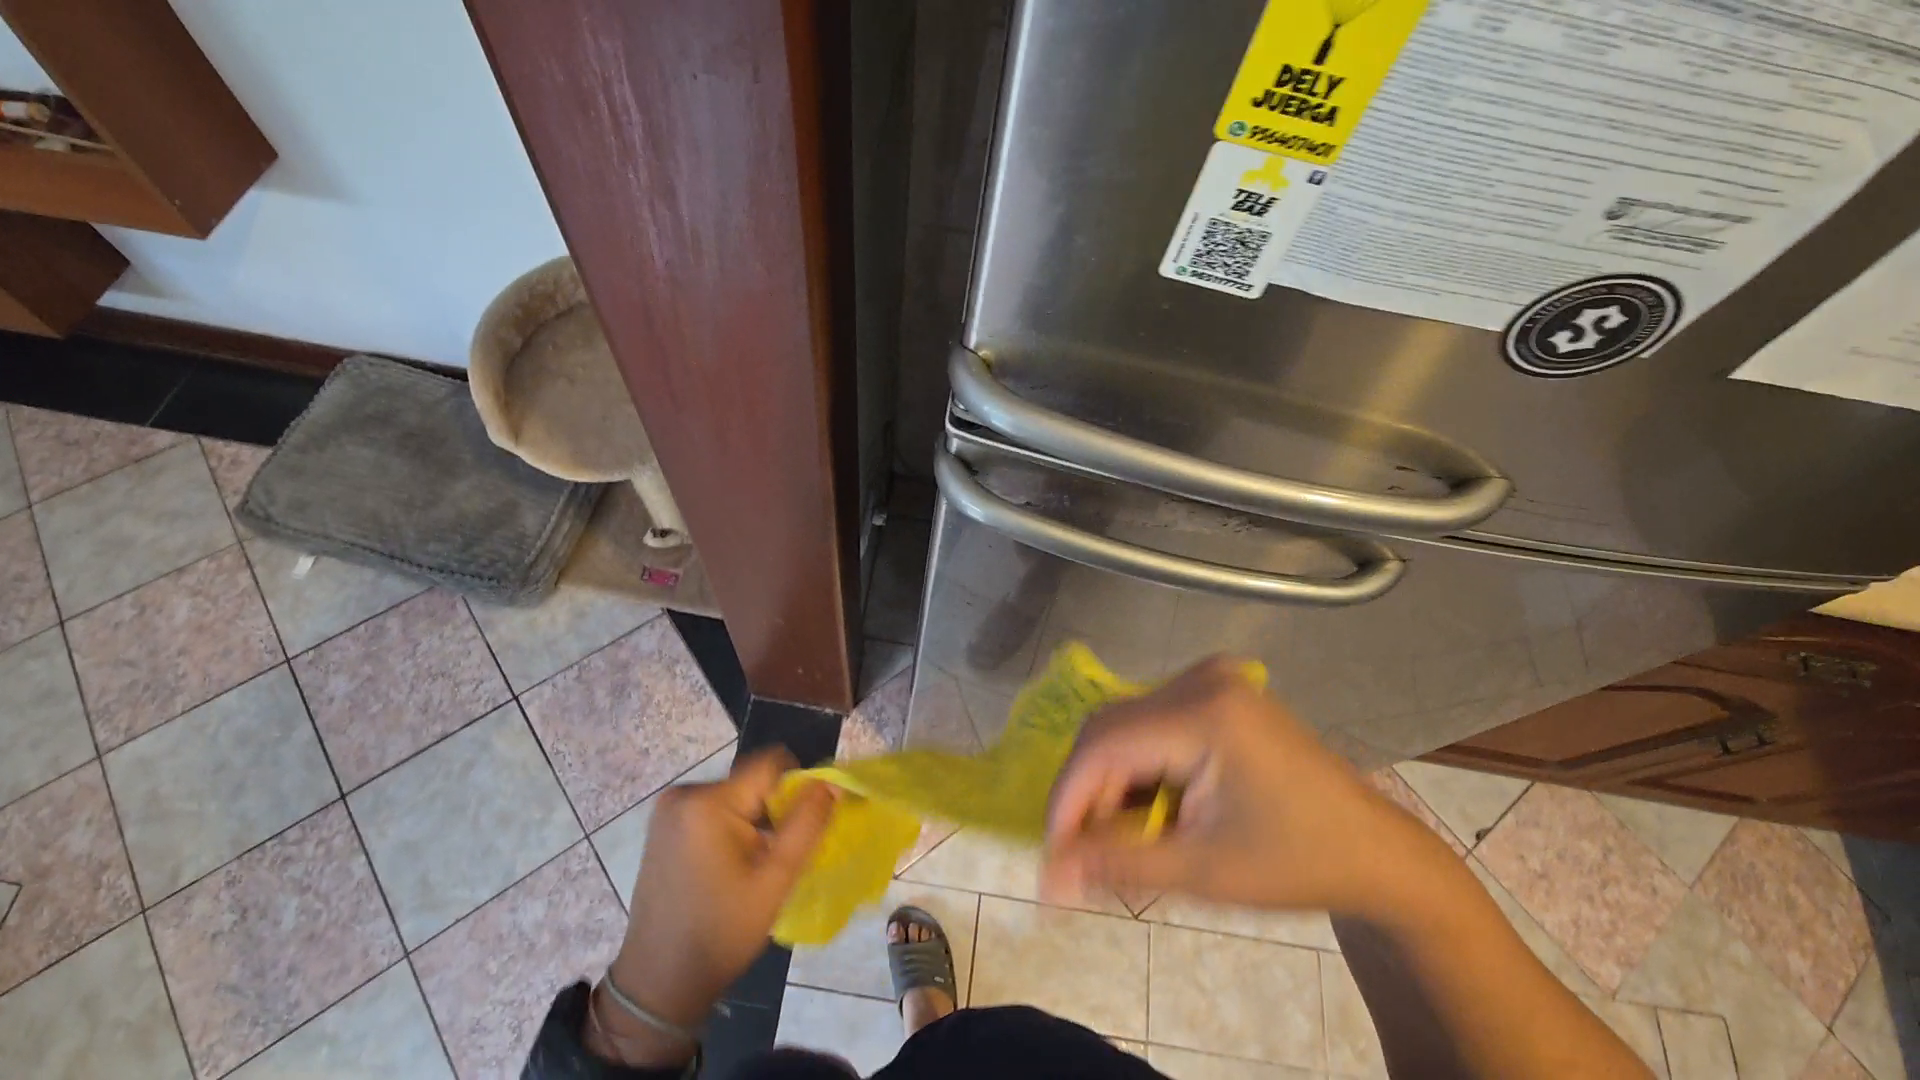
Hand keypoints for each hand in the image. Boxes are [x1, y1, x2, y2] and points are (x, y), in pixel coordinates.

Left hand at [602, 748, 833, 1052]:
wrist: (660, 980)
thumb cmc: (722, 932)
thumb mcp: (776, 879)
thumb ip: (807, 825)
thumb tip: (832, 784)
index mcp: (708, 802)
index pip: (771, 766)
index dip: (798, 790)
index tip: (804, 828)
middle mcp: (682, 794)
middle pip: (751, 783)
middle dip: (773, 812)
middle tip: (777, 858)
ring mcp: (667, 810)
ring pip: (734, 798)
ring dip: (753, 823)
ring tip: (753, 868)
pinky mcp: (662, 827)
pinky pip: (712, 812)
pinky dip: (730, 830)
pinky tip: (729, 869)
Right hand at [1043, 657, 1444, 918]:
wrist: (1376, 852)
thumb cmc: (1296, 864)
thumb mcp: (1200, 871)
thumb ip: (1115, 866)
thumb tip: (1046, 878)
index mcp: (1205, 713)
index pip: (1102, 746)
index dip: (1066, 801)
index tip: (1053, 859)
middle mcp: (1203, 680)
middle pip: (1110, 731)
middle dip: (1087, 796)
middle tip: (1082, 857)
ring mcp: (1214, 681)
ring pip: (1126, 728)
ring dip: (1110, 785)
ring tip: (1119, 841)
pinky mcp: (1220, 694)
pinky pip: (1152, 725)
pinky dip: (1139, 770)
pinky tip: (1150, 811)